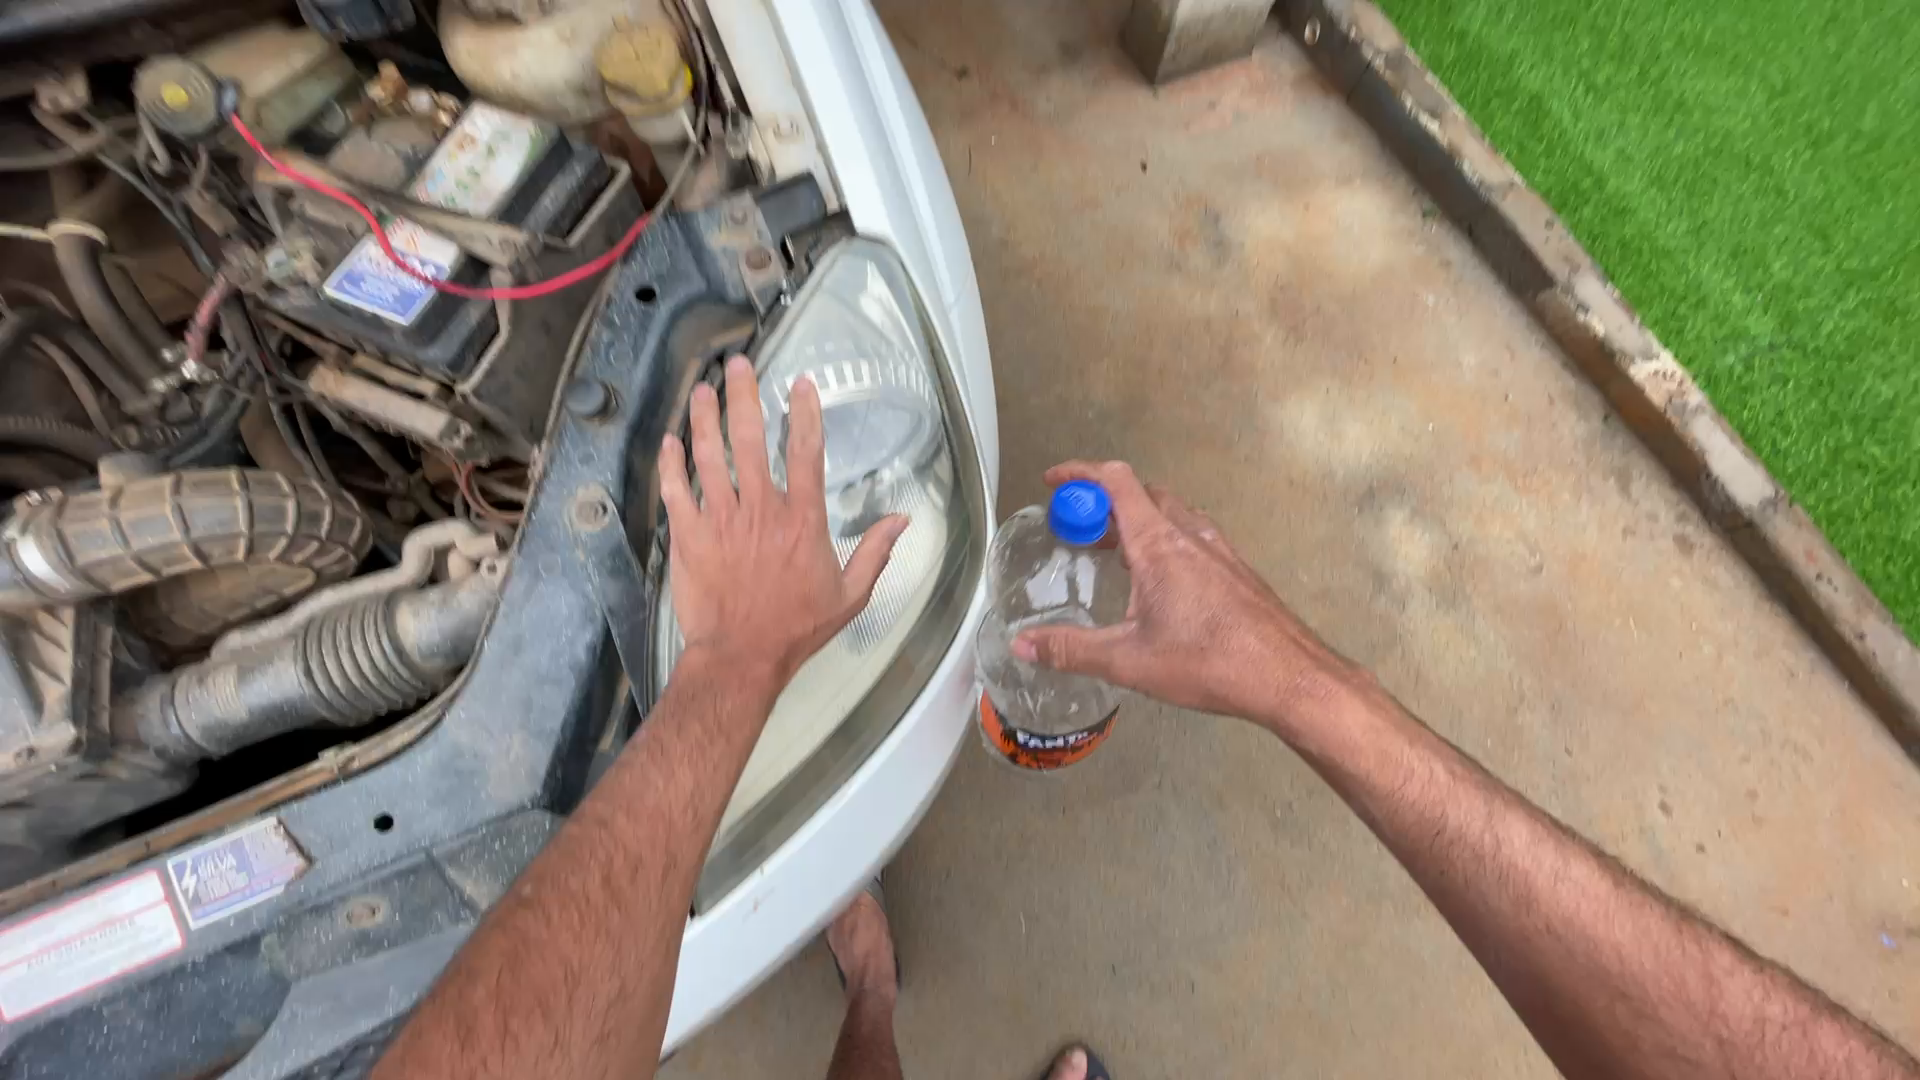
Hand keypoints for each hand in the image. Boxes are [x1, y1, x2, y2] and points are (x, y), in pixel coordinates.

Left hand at [659, 355, 906, 694]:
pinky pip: (676, 491)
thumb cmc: (798, 626)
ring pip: (709, 457)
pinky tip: (670, 442)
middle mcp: (760, 509)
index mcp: (802, 519)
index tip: (800, 384)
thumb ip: (876, 552)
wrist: (741, 656)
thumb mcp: (851, 594)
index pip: (806, 452)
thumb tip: (903, 519)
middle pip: (748, 440)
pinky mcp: (688, 536)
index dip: (805, 413)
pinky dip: (671, 464)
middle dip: (742, 397)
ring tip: (701, 391)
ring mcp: (719, 520)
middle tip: (737, 365)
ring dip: (704, 419)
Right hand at [1012, 461, 1363, 733]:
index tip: (1054, 482)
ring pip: (1169, 512)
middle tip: (1078, 529)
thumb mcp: (1128, 660)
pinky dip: (1161, 538)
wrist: (1290, 677)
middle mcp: (1188, 534)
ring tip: (1112, 552)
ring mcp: (1217, 549)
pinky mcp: (1235, 568)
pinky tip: (1157, 582)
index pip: (1116, 482)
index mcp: (1158, 543)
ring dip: (1135, 519)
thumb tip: (1021, 645)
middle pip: (1141, 493)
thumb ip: (1070, 650)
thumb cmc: (1208, 661)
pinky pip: (1189, 534)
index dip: (1081, 473)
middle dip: (1103, 501)